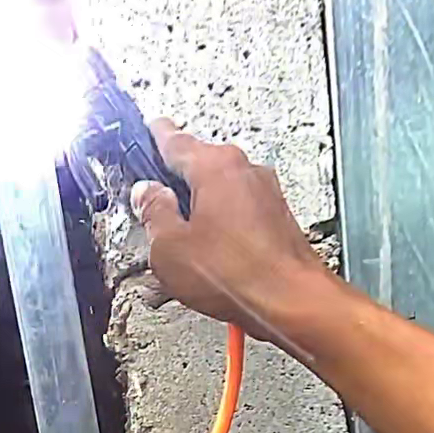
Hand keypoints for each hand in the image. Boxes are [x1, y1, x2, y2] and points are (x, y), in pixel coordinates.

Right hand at [131, 119, 339, 343]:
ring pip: (219, 199)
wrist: (288, 301)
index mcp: (215, 167)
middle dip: (177, 192)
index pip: (175, 141)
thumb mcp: (169, 247)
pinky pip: (238, 220)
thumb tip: (145, 194)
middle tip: (157, 214)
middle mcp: (245, 171)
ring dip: (200, 220)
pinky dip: (222, 236)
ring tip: (186, 256)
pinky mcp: (276, 221)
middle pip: (199, 172)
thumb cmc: (236, 275)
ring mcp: (265, 195)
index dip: (155, 138)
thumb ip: (153, 213)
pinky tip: (213, 266)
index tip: (150, 131)